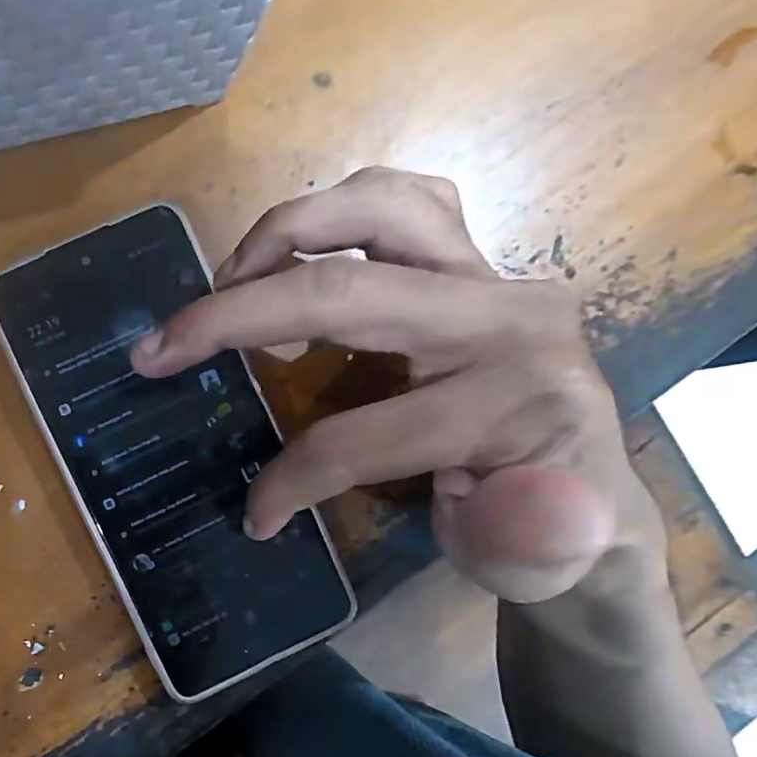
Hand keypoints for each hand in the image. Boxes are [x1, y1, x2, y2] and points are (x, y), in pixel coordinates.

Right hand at [131, 168, 659, 603]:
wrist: (594, 485)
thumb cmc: (550, 526)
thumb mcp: (521, 557)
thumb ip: (479, 534)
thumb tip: (430, 504)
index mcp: (512, 401)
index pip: (367, 432)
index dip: (293, 478)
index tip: (255, 514)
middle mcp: (505, 317)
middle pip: (345, 289)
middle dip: (234, 318)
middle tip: (161, 348)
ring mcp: (493, 274)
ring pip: (375, 205)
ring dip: (279, 235)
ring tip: (226, 284)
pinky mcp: (479, 258)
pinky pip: (403, 199)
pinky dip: (336, 211)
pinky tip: (299, 251)